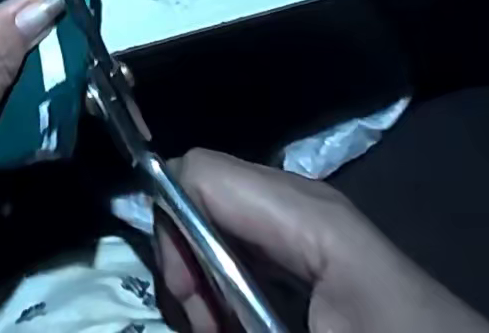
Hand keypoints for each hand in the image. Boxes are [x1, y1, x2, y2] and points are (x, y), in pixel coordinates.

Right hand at [156, 149, 488, 332]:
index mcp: (303, 212)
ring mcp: (312, 218)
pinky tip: (248, 321)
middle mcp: (302, 199)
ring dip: (207, 272)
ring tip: (225, 329)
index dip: (170, 229)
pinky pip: (251, 237)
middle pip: (204, 189)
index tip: (187, 303)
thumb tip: (198, 309)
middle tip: (208, 326)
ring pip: (223, 213)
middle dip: (187, 256)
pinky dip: (232, 276)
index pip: (197, 172)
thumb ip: (241, 315)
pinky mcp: (318, 245)